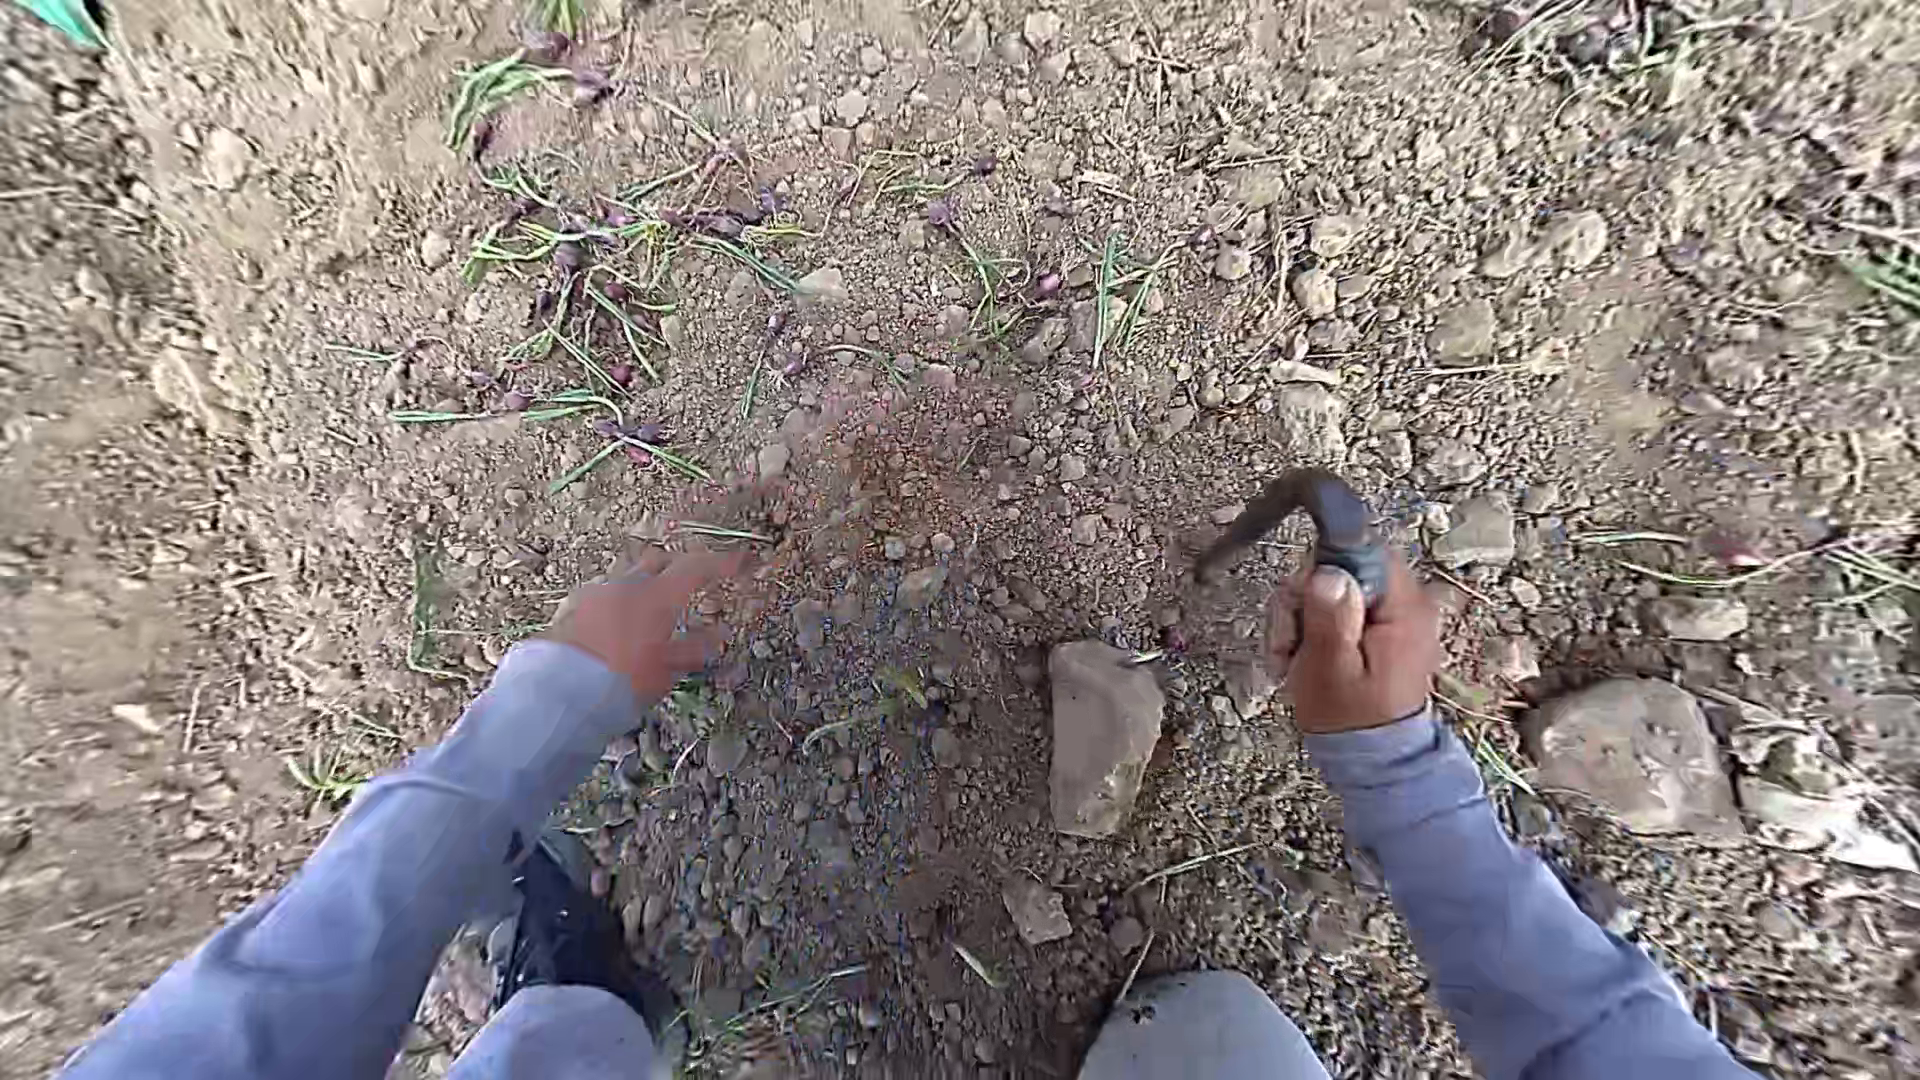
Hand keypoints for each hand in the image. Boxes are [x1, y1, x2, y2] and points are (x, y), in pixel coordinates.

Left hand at [543, 548, 749, 699]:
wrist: (558, 695)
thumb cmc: (623, 681)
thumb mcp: (668, 669)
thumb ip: (696, 647)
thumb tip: (720, 632)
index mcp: (658, 596)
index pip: (698, 567)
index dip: (723, 562)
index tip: (741, 561)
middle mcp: (628, 585)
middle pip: (659, 559)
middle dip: (679, 566)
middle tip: (692, 582)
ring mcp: (598, 593)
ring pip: (630, 574)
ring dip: (647, 582)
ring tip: (655, 605)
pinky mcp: (574, 608)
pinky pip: (606, 592)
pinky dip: (622, 599)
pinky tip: (623, 621)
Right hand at [1265, 550, 1441, 734]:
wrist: (1369, 757)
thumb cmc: (1349, 716)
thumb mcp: (1331, 666)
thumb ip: (1330, 616)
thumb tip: (1327, 573)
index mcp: (1403, 610)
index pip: (1363, 552)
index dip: (1322, 569)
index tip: (1303, 601)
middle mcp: (1402, 605)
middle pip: (1337, 570)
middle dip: (1301, 599)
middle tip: (1291, 638)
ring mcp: (1386, 616)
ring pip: (1324, 589)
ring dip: (1296, 618)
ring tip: (1292, 654)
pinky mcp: (1371, 628)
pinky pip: (1328, 608)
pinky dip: (1306, 628)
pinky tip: (1300, 655)